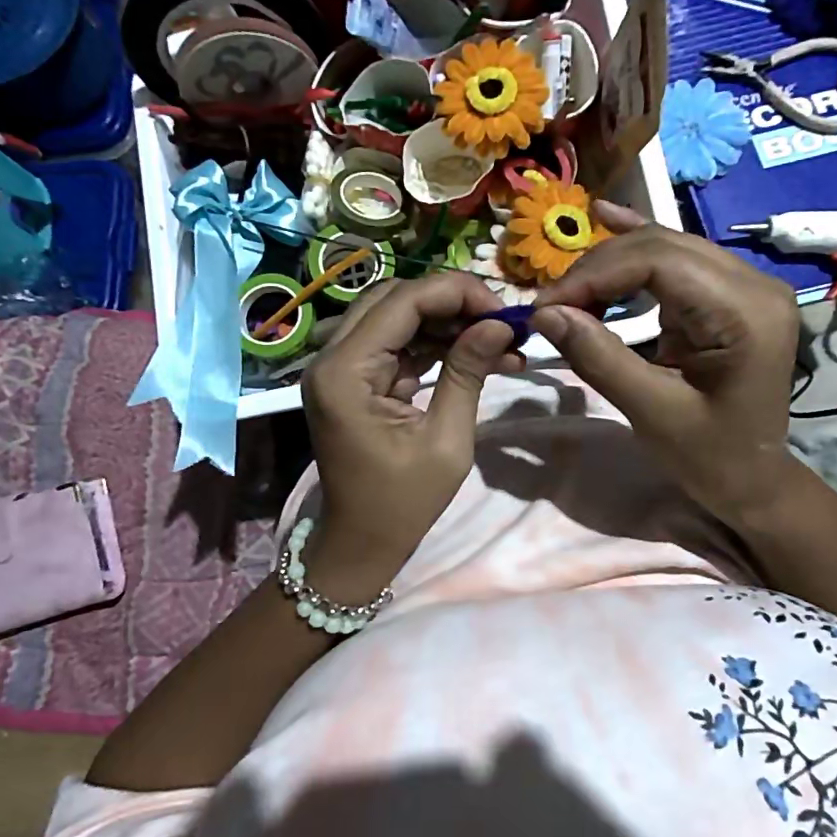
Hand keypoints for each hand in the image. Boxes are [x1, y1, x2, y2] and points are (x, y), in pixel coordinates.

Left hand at [300, 272, 522, 593]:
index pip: (402, 302)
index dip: (456, 293)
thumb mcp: (446, 440)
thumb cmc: (402, 503)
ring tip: (498, 338)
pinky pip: (396, 345)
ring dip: (446, 322)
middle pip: (395, 300)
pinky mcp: (355, 380)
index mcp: (345, 373)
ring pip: (396, 317)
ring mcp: (340, 368)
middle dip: (452, 302)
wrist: (361, 542)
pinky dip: (434, 344)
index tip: (504, 310)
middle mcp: (332, 358)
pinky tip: (476, 352)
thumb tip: (500, 325)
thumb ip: (467, 373)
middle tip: (500, 321)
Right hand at [531, 202, 801, 521]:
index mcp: (746, 312)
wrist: (753, 480)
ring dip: (610, 263)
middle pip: (663, 246)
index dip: (595, 275)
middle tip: (551, 306)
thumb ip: (600, 357)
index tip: (547, 307)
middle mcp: (754, 284)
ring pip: (666, 248)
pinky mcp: (728, 294)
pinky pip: (677, 261)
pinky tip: (607, 217)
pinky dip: (637, 246)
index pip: (659, 261)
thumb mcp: (651, 411)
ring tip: (567, 291)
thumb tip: (545, 314)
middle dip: (598, 269)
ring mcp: (745, 286)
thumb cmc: (710, 457)